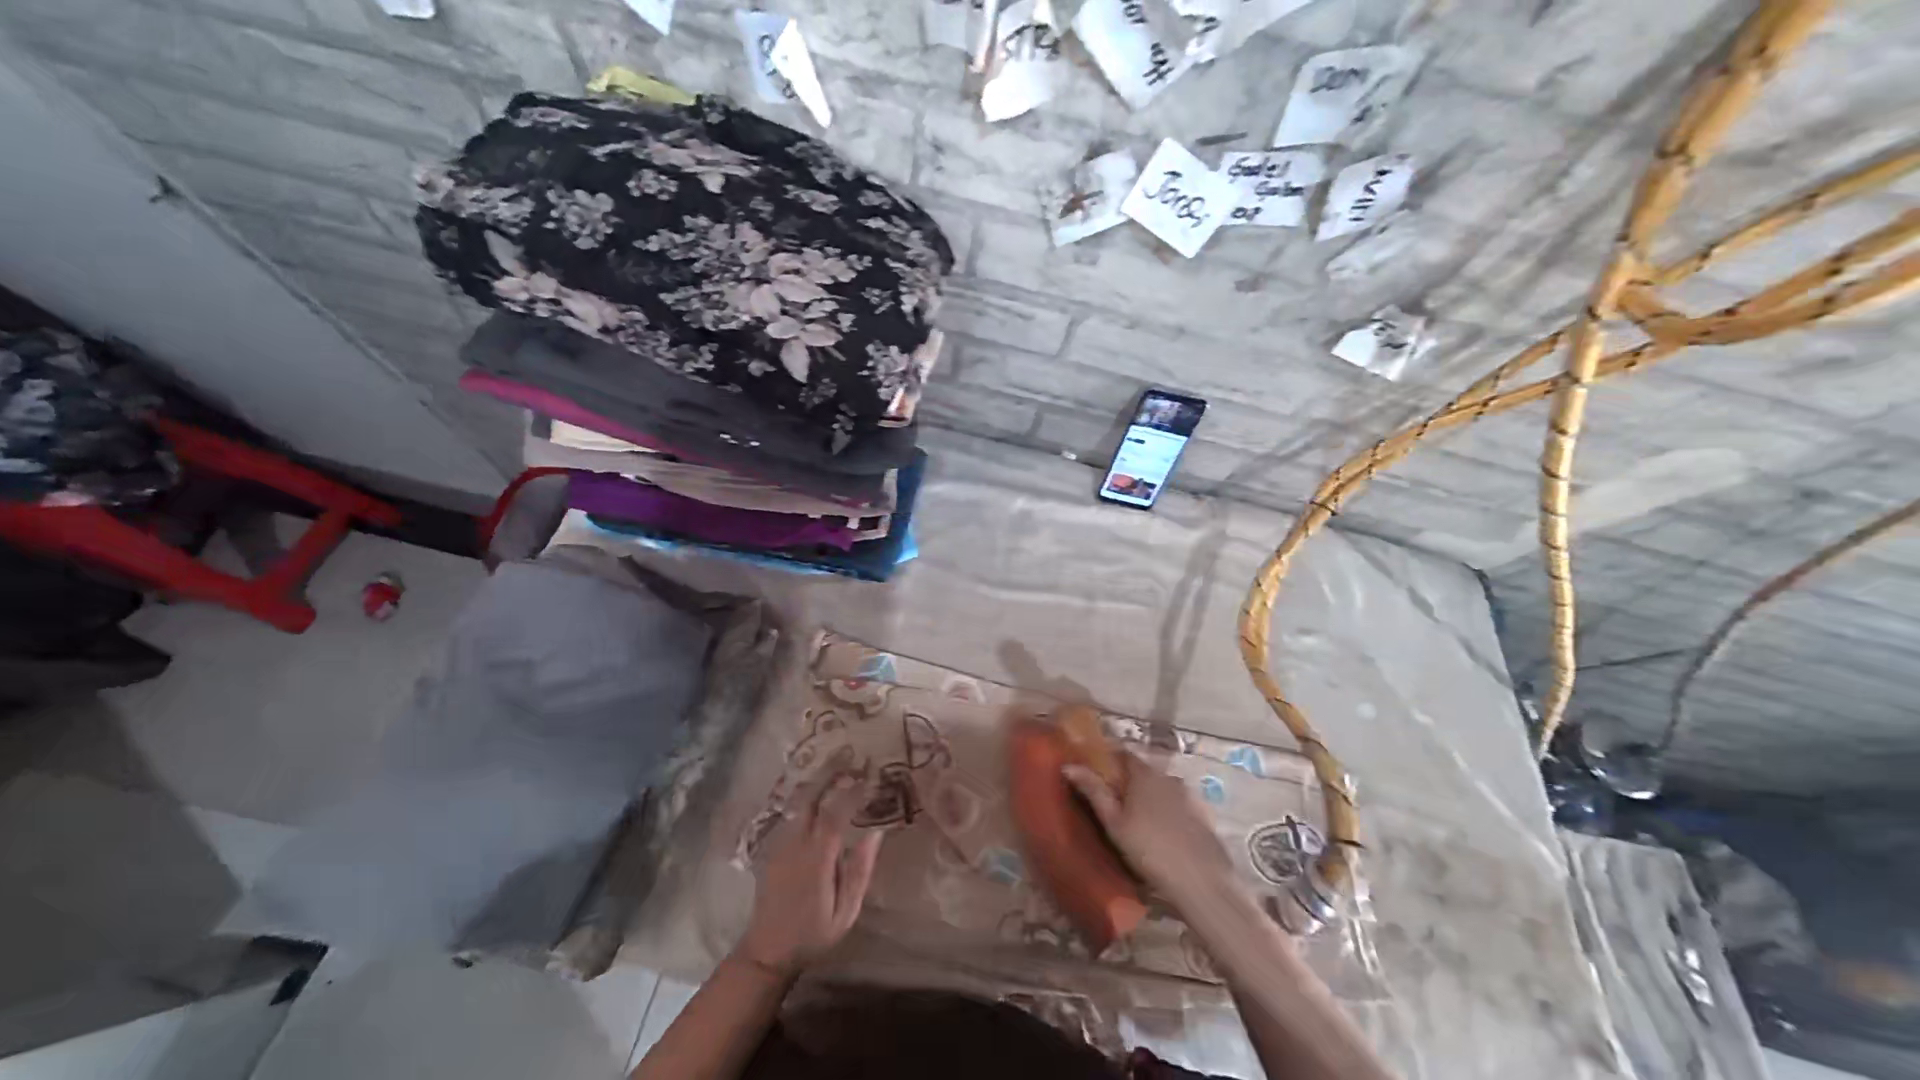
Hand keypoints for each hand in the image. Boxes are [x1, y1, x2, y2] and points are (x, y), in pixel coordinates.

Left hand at [736, 775, 884, 977]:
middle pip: (809, 797)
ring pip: (797, 802)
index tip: (871, 775)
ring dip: (817, 780)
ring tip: (838, 766)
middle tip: (849, 754)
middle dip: (828, 773)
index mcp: (815, 858)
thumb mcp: (845, 910)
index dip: (852, 791)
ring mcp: (780, 843)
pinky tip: (818, 791)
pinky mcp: (773, 847)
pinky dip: (806, 796)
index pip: (835, 813)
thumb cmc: (813, 934)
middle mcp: (794, 843)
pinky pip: (791, 813)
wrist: (767, 951)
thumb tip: (876, 832)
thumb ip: (860, 869)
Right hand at [1064, 752, 1237, 913]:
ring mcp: (1189, 795)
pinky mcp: (1203, 815)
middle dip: (1128, 780)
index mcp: (1144, 774)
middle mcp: (1168, 777)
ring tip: (1138, 820)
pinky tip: (1162, 832)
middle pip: (1143, 771)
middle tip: (1114, 801)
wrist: (1201, 881)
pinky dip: (1167, 810)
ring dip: (1149, 796)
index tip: (1095, 770)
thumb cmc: (1148, 849)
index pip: (1123, 753)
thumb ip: (1093, 790)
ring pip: (1161, 788)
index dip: (1107, 758)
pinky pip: (1178, 804)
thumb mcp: (1113, 822)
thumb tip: (1069, 765)